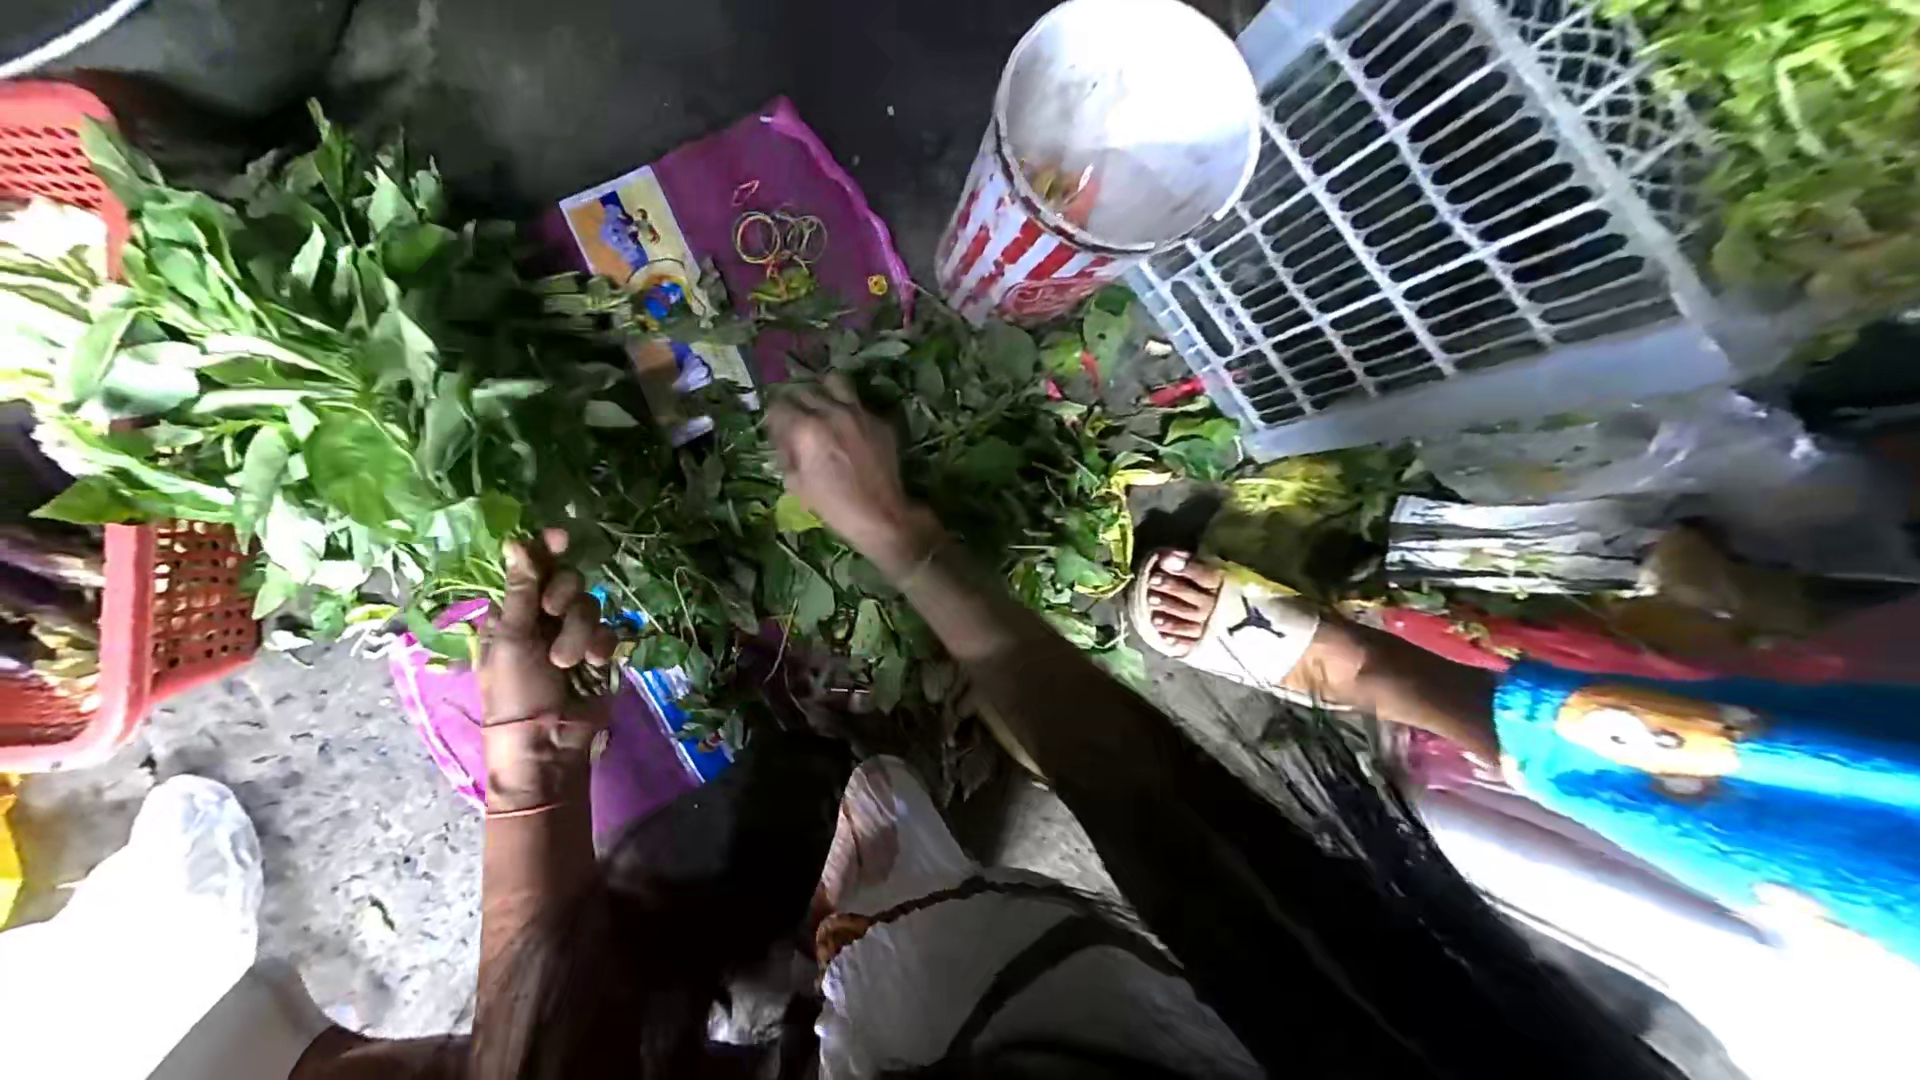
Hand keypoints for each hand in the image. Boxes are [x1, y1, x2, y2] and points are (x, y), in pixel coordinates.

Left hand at [479, 527, 616, 724]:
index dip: (547, 549)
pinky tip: (594, 663)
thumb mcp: (512, 638)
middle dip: (564, 597)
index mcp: (512, 612)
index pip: (532, 567)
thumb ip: (522, 589)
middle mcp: (543, 618)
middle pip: (568, 582)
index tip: (562, 538)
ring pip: (591, 607)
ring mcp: (573, 635)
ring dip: (580, 632)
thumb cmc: (515, 691)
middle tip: (553, 613)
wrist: (548, 739)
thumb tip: (516, 540)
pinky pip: (610, 631)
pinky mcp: (600, 651)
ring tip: (568, 661)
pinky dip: (602, 646)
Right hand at [767, 374, 941, 574]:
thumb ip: (786, 454)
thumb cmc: (834, 506)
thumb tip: (785, 441)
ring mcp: (859, 413)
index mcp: (806, 429)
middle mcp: (832, 412)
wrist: (881, 515)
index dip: (775, 419)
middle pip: (804, 391)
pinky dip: (849, 409)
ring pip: (834, 382)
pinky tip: (850, 427)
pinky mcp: (880, 420)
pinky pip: (859, 403)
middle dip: (795, 404)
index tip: (778, 431)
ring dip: (823, 392)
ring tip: (823, 407)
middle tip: (798, 420)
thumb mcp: (796, 484)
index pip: (778, 406)